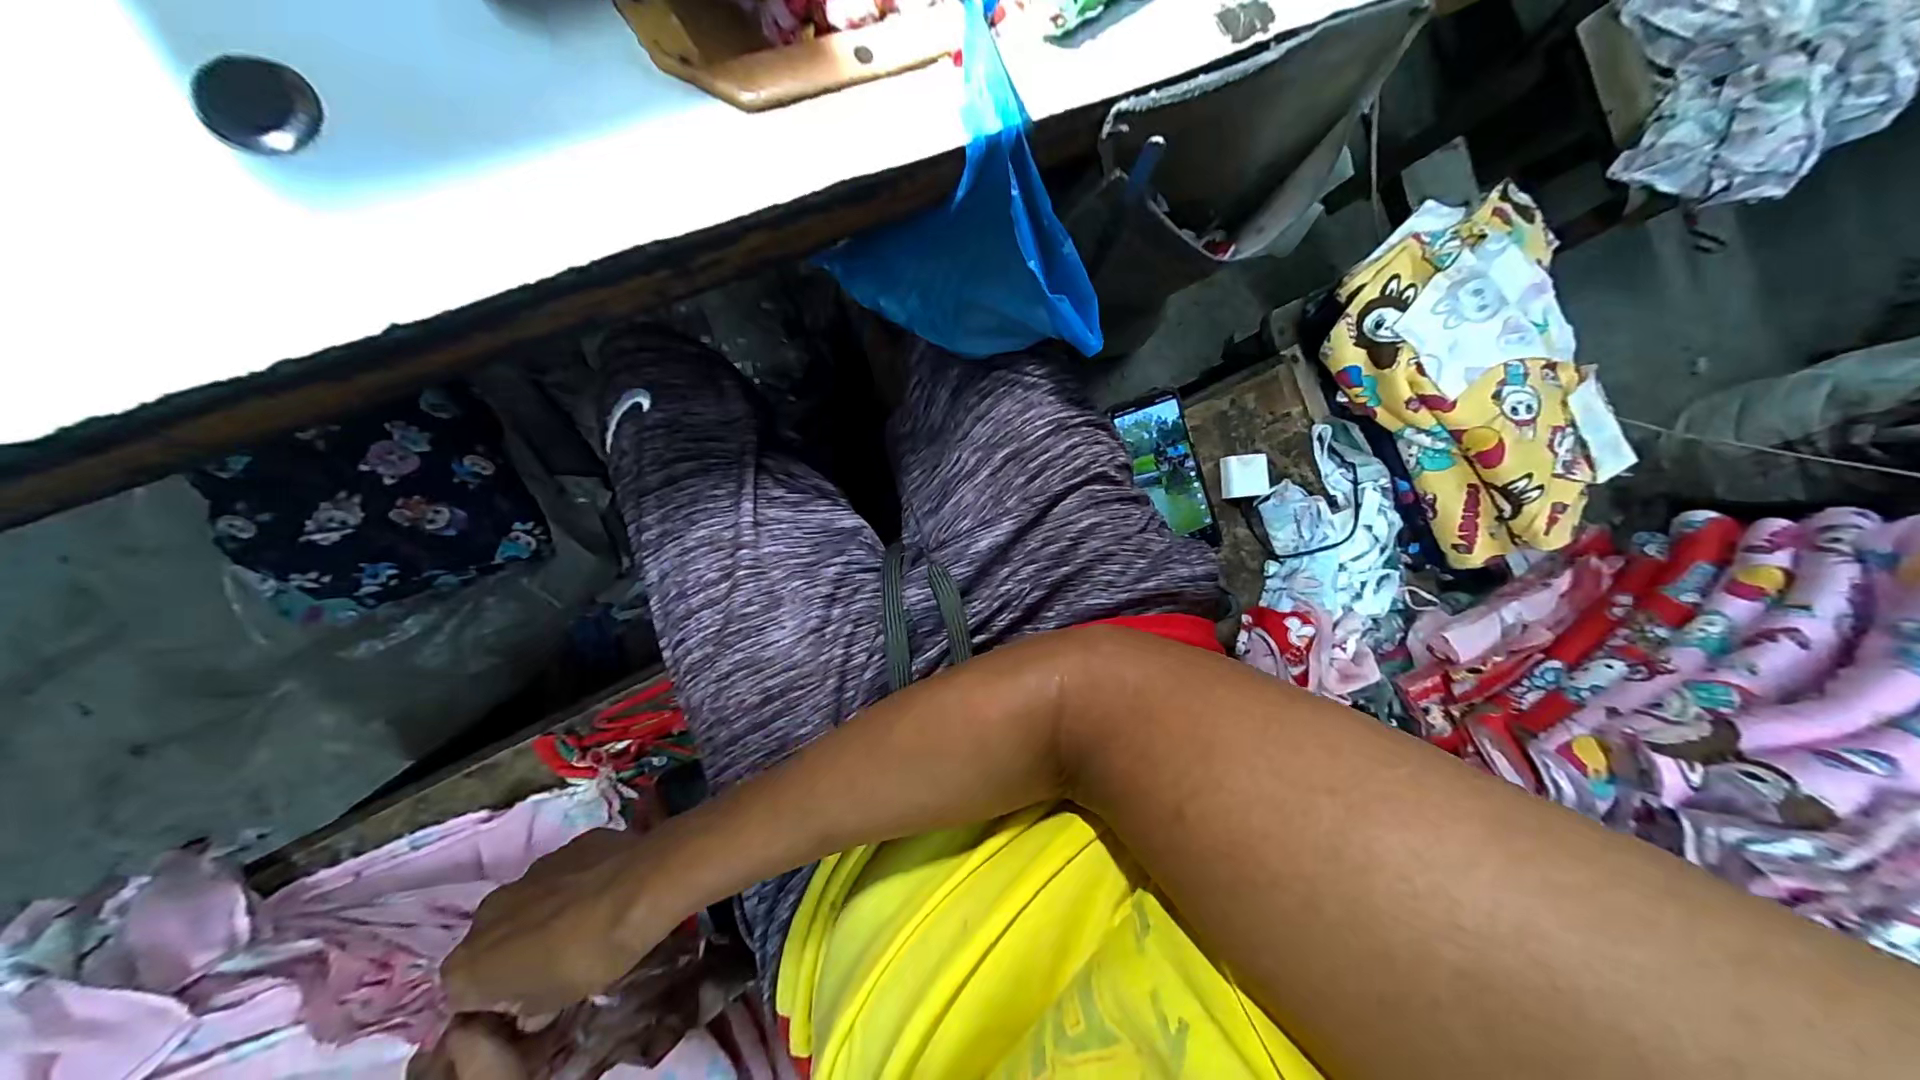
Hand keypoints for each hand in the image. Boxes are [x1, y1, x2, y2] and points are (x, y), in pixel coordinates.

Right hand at [441, 827, 665, 1017]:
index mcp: (467, 964)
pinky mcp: (566, 845)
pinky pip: (562, 874)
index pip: (464, 994)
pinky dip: (575, 883)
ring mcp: (526, 872)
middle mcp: (485, 914)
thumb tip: (528, 1009)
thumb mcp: (556, 1002)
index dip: (495, 1000)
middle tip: (555, 964)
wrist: (638, 888)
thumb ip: (529, 1008)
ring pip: (526, 904)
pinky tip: (604, 891)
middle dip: (516, 954)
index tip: (527, 1001)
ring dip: (545, 915)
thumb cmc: (590, 957)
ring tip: (585, 924)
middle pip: (492, 943)